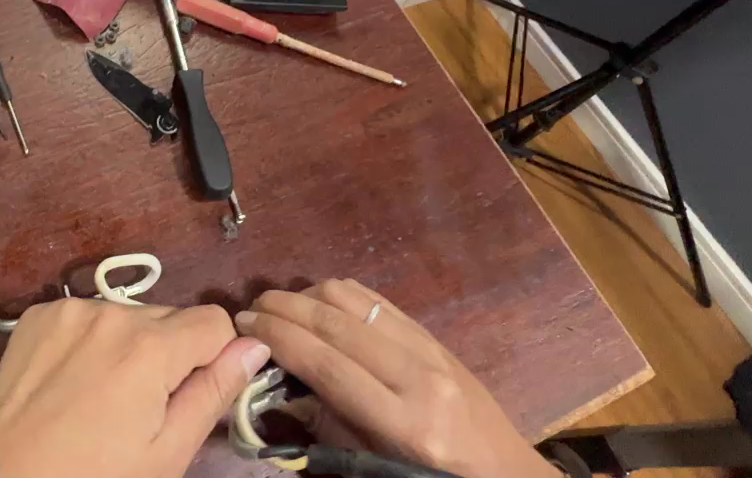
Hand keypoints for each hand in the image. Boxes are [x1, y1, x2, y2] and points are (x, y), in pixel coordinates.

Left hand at [0, 297, 271, 477]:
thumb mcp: (166, 455)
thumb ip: (213, 393)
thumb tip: (255, 346)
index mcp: (150, 346)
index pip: (214, 321)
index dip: (215, 357)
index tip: (194, 392)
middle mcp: (114, 312)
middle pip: (170, 317)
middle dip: (171, 353)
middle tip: (144, 405)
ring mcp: (72, 308)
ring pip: (129, 315)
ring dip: (130, 345)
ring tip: (103, 395)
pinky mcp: (40, 312)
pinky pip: (87, 314)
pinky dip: (91, 339)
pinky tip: (72, 378)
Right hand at [236, 279, 555, 477]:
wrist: (508, 476)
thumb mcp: (378, 470)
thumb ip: (329, 426)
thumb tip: (280, 382)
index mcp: (405, 423)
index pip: (325, 363)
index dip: (278, 337)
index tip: (243, 324)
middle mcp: (416, 374)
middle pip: (332, 320)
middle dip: (282, 308)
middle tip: (249, 309)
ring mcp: (426, 345)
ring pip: (349, 296)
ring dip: (305, 294)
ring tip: (279, 308)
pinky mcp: (430, 331)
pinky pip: (371, 297)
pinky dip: (334, 293)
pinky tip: (316, 304)